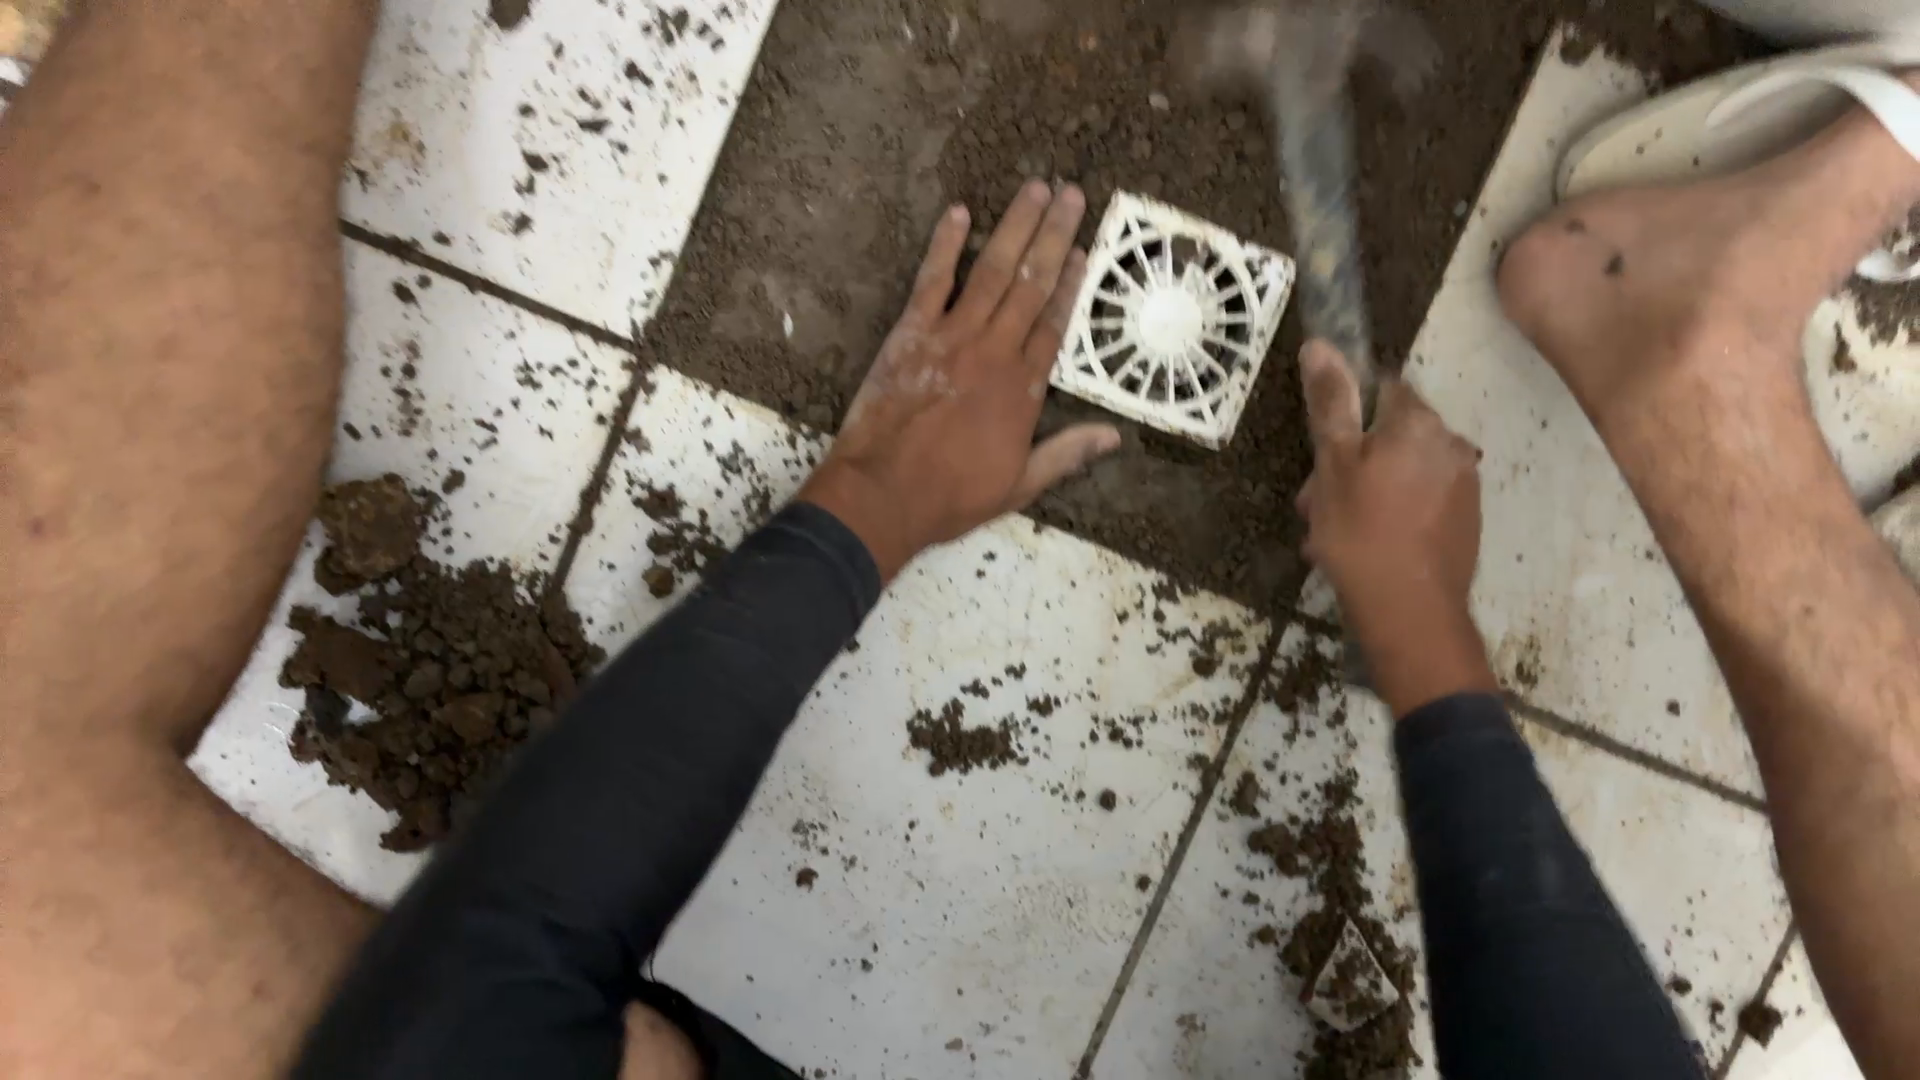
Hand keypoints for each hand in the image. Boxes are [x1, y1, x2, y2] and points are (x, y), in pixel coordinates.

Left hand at [799, 181, 1120, 580]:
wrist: (885, 492)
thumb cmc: (952, 496)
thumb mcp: (1019, 487)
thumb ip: (1065, 455)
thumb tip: (1114, 437)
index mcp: (1023, 390)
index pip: (1054, 325)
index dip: (1071, 285)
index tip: (1084, 250)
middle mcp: (995, 352)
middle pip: (1031, 285)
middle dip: (1054, 237)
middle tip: (1072, 194)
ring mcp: (952, 337)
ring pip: (992, 272)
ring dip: (1015, 228)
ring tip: (1035, 188)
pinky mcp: (910, 334)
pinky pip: (931, 280)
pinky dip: (945, 245)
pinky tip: (959, 213)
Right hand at [1295, 339, 1498, 715]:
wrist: (1410, 610)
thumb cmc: (1360, 532)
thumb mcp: (1332, 464)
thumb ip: (1330, 403)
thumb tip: (1321, 344)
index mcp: (1419, 423)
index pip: (1380, 389)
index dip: (1343, 415)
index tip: (1321, 452)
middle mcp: (1451, 444)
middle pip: (1388, 435)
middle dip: (1349, 462)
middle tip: (1317, 503)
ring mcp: (1462, 484)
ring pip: (1399, 470)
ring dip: (1364, 490)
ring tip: (1334, 531)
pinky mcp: (1464, 519)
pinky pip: (1417, 500)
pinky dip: (1389, 513)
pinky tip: (1365, 544)